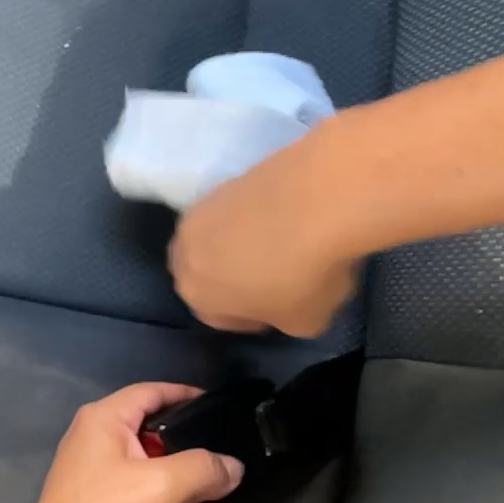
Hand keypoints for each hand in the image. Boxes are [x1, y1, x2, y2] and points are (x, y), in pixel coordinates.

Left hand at [4, 384, 243, 502]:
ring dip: (182, 473)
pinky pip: (144, 492)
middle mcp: (97, 441)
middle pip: (152, 427)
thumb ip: (204, 469)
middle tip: (230, 448)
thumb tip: (233, 467)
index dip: (185, 394)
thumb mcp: (162, 486)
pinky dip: (168, 498)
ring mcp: (98, 477)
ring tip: (222, 482)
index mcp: (103, 420)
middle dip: (189, 438)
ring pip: (150, 463)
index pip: (150, 391)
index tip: (220, 404)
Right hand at [169, 127, 359, 336]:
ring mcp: (203, 209)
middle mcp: (185, 251)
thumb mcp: (304, 323)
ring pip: (217, 238)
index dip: (250, 318)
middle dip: (233, 278)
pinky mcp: (226, 179)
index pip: (217, 317)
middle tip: (273, 277)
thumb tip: (285, 305)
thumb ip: (283, 319)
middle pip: (206, 272)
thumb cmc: (304, 276)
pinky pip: (236, 210)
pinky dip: (255, 217)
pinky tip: (288, 218)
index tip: (279, 311)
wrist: (318, 200)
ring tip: (282, 243)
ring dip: (240, 244)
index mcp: (195, 293)